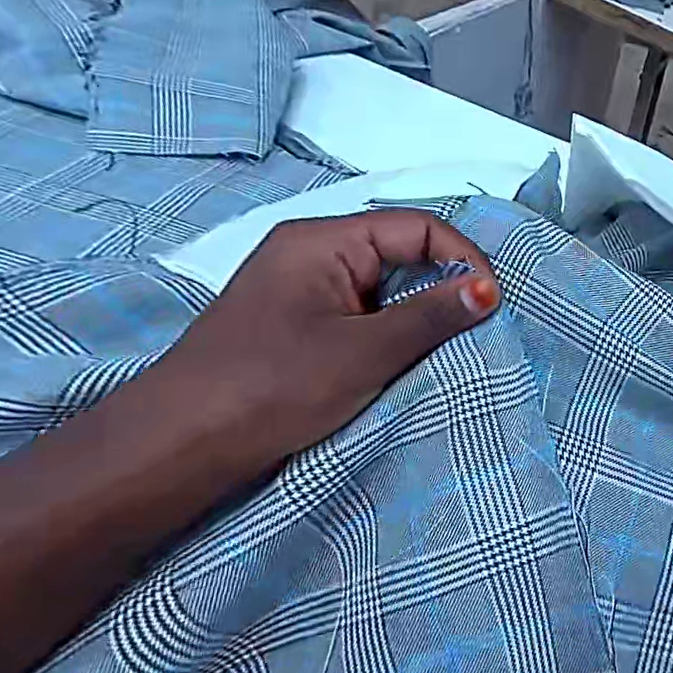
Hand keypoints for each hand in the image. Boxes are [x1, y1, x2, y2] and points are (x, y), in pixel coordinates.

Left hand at [138, 209, 499, 478]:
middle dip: (444, 286)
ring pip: (384, 288)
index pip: (415, 226)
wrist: (181, 445)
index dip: (462, 257)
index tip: (491, 304)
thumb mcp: (364, 351)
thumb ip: (432, 315)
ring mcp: (305, 290)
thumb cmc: (272, 387)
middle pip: (400, 253)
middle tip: (476, 329)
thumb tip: (489, 289)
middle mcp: (313, 253)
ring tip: (448, 348)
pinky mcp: (301, 325)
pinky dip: (393, 332)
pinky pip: (363, 314)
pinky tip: (408, 360)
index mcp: (322, 240)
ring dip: (420, 314)